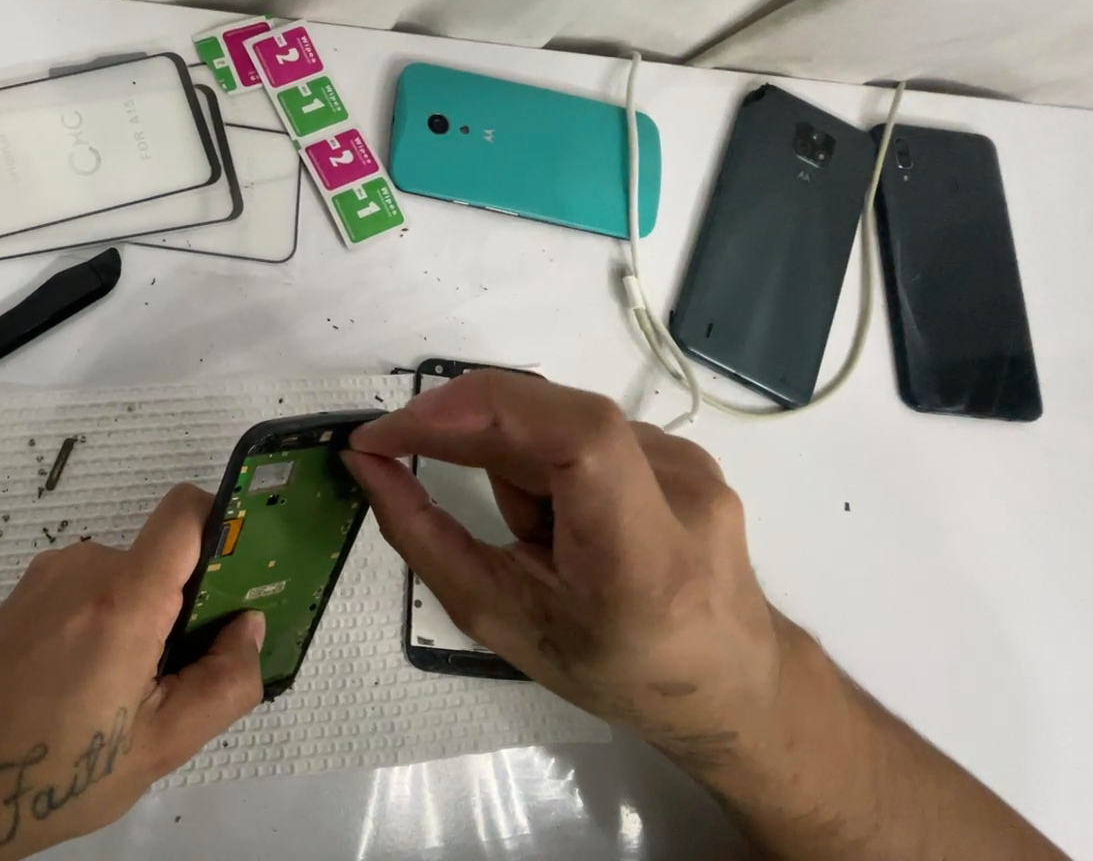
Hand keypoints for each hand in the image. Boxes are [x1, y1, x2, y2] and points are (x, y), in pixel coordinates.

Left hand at [0, 485, 263, 860]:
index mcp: (122, 599)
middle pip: (161, 558)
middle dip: (182, 606)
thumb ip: (224, 684)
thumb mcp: (160, 747)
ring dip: (142, 618)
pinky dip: (106, 619)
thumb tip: (249, 625)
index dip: (223, 522)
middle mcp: (84, 566)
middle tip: (171, 679)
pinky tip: (82, 684)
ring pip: (127, 577)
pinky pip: (89, 587)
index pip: (184, 512)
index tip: (240, 572)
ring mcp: (47, 574)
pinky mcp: (24, 591)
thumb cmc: (57, 771)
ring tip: (119, 693)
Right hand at [341, 369, 788, 772]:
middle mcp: (681, 490)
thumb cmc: (607, 666)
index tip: (393, 431)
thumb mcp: (496, 618)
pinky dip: (534, 457)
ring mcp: (688, 461)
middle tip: (392, 454)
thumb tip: (365, 463)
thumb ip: (422, 536)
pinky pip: (571, 425)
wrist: (727, 681)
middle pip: (545, 417)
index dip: (478, 410)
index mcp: (644, 555)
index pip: (577, 439)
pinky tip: (555, 515)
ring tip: (529, 533)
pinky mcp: (679, 448)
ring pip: (548, 419)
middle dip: (457, 429)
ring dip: (502, 456)